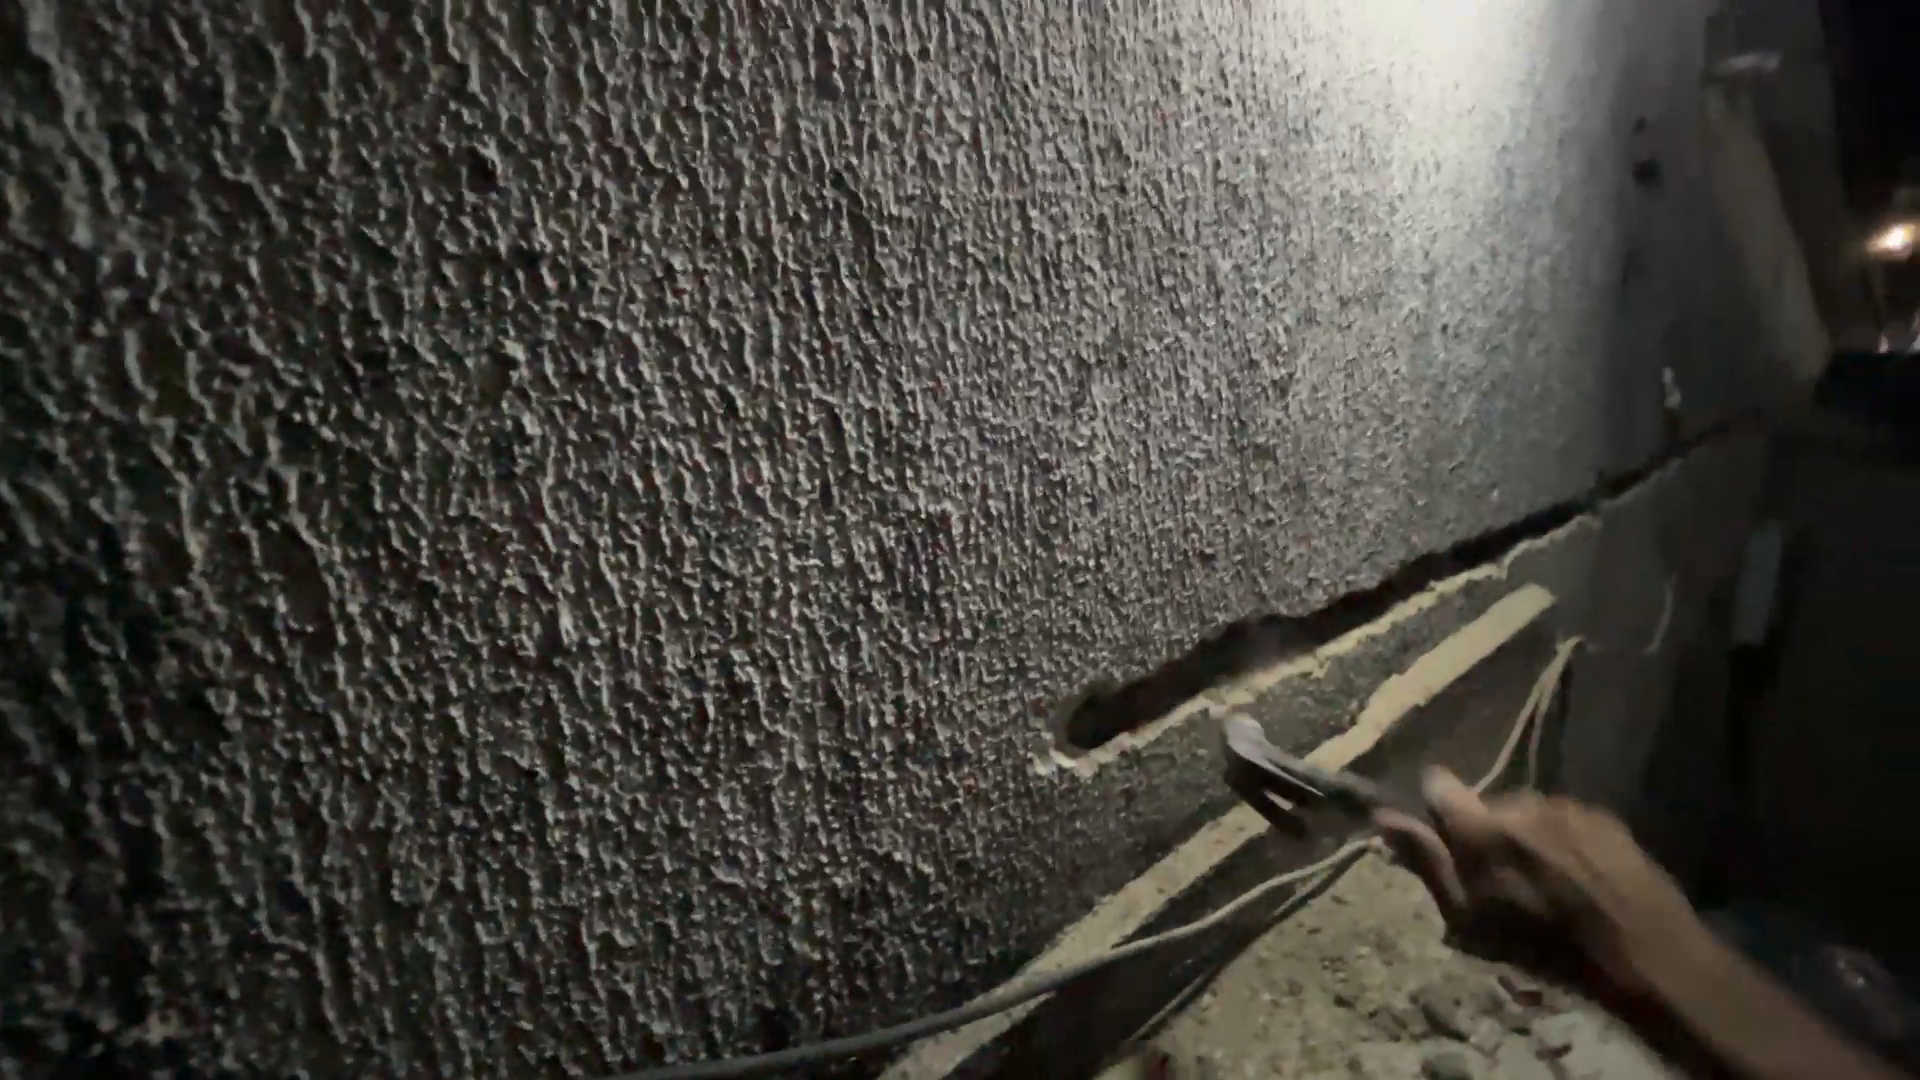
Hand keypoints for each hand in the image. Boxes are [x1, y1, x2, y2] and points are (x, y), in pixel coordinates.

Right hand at [1374, 768, 1707, 997]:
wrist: (1654, 960)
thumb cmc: (1546, 944)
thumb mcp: (1469, 912)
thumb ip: (1425, 858)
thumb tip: (1379, 815)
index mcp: (1479, 823)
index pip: (1436, 784)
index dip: (1438, 810)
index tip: (1447, 839)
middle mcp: (1519, 801)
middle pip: (1484, 804)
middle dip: (1486, 831)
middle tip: (1503, 876)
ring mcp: (1565, 805)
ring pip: (1526, 811)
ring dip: (1526, 835)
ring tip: (1548, 879)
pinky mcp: (1604, 816)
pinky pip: (1565, 819)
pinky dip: (1562, 840)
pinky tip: (1580, 875)